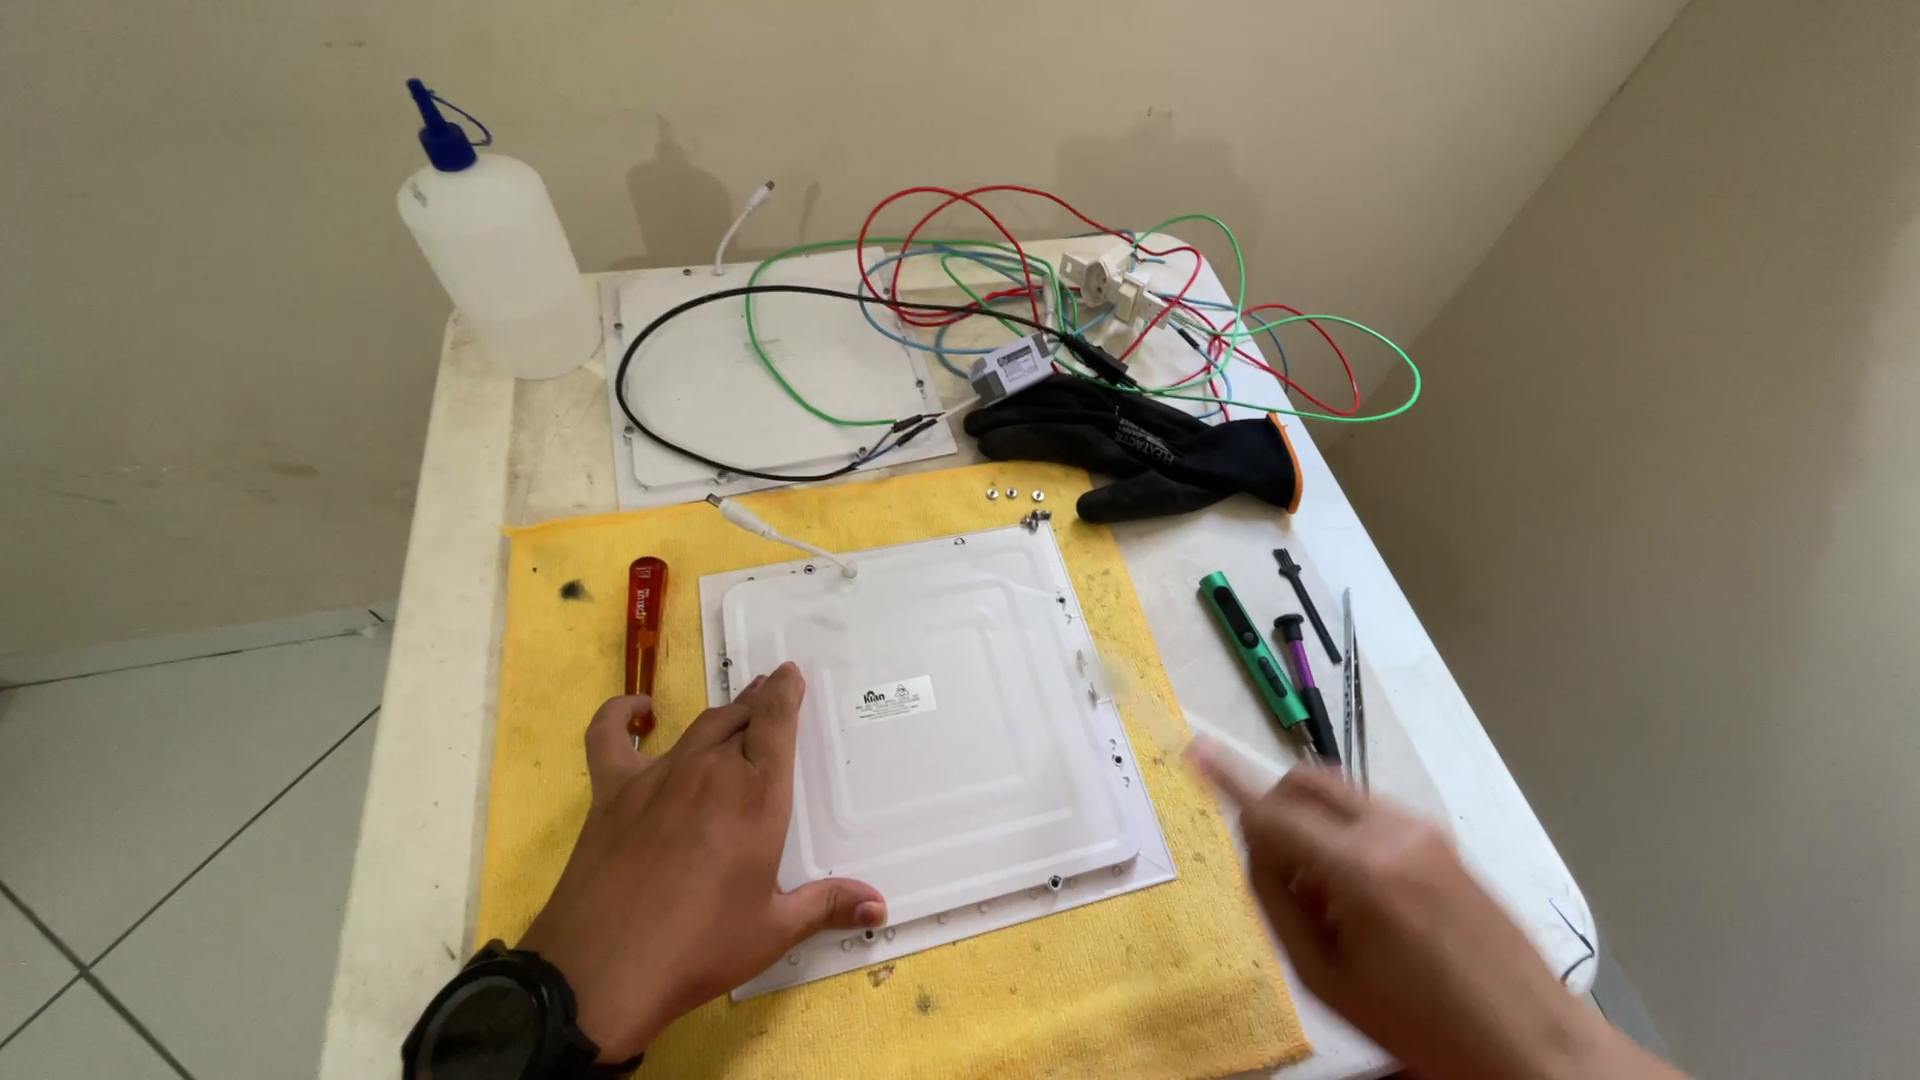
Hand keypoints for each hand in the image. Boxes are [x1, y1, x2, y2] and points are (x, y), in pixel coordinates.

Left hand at [518, 663, 886, 1062]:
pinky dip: (621, 715)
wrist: (603, 972)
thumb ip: (827, 906)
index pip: (777, 722)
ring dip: (722, 714)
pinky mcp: (613, 791)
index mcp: (757, 794)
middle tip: (771, 694)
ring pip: (698, 726)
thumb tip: (881, 907)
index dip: (786, 692)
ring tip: (736, 708)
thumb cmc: (700, 947)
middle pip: (740, 719)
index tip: (791, 673)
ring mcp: (659, 776)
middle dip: (760, 704)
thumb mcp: (773, 930)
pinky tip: (639, 711)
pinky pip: (610, 737)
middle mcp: (712, 770)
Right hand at [1191, 744, 1684, 1079]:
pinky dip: (1340, 832)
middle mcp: (1390, 832)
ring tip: (1327, 892)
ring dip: (1307, 822)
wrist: (1534, 1043)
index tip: (1195, 751)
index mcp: (1359, 872)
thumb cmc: (1421, 1023)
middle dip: (1271, 806)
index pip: (1272, 811)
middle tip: (1274, 864)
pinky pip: (1363, 810)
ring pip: (1332, 791)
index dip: (1226, 781)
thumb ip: (1276, 898)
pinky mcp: (1437, 835)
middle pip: (1301, 780)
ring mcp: (1420, 828)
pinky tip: (1362, 892)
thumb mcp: (1325, 976)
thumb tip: (1256, 844)